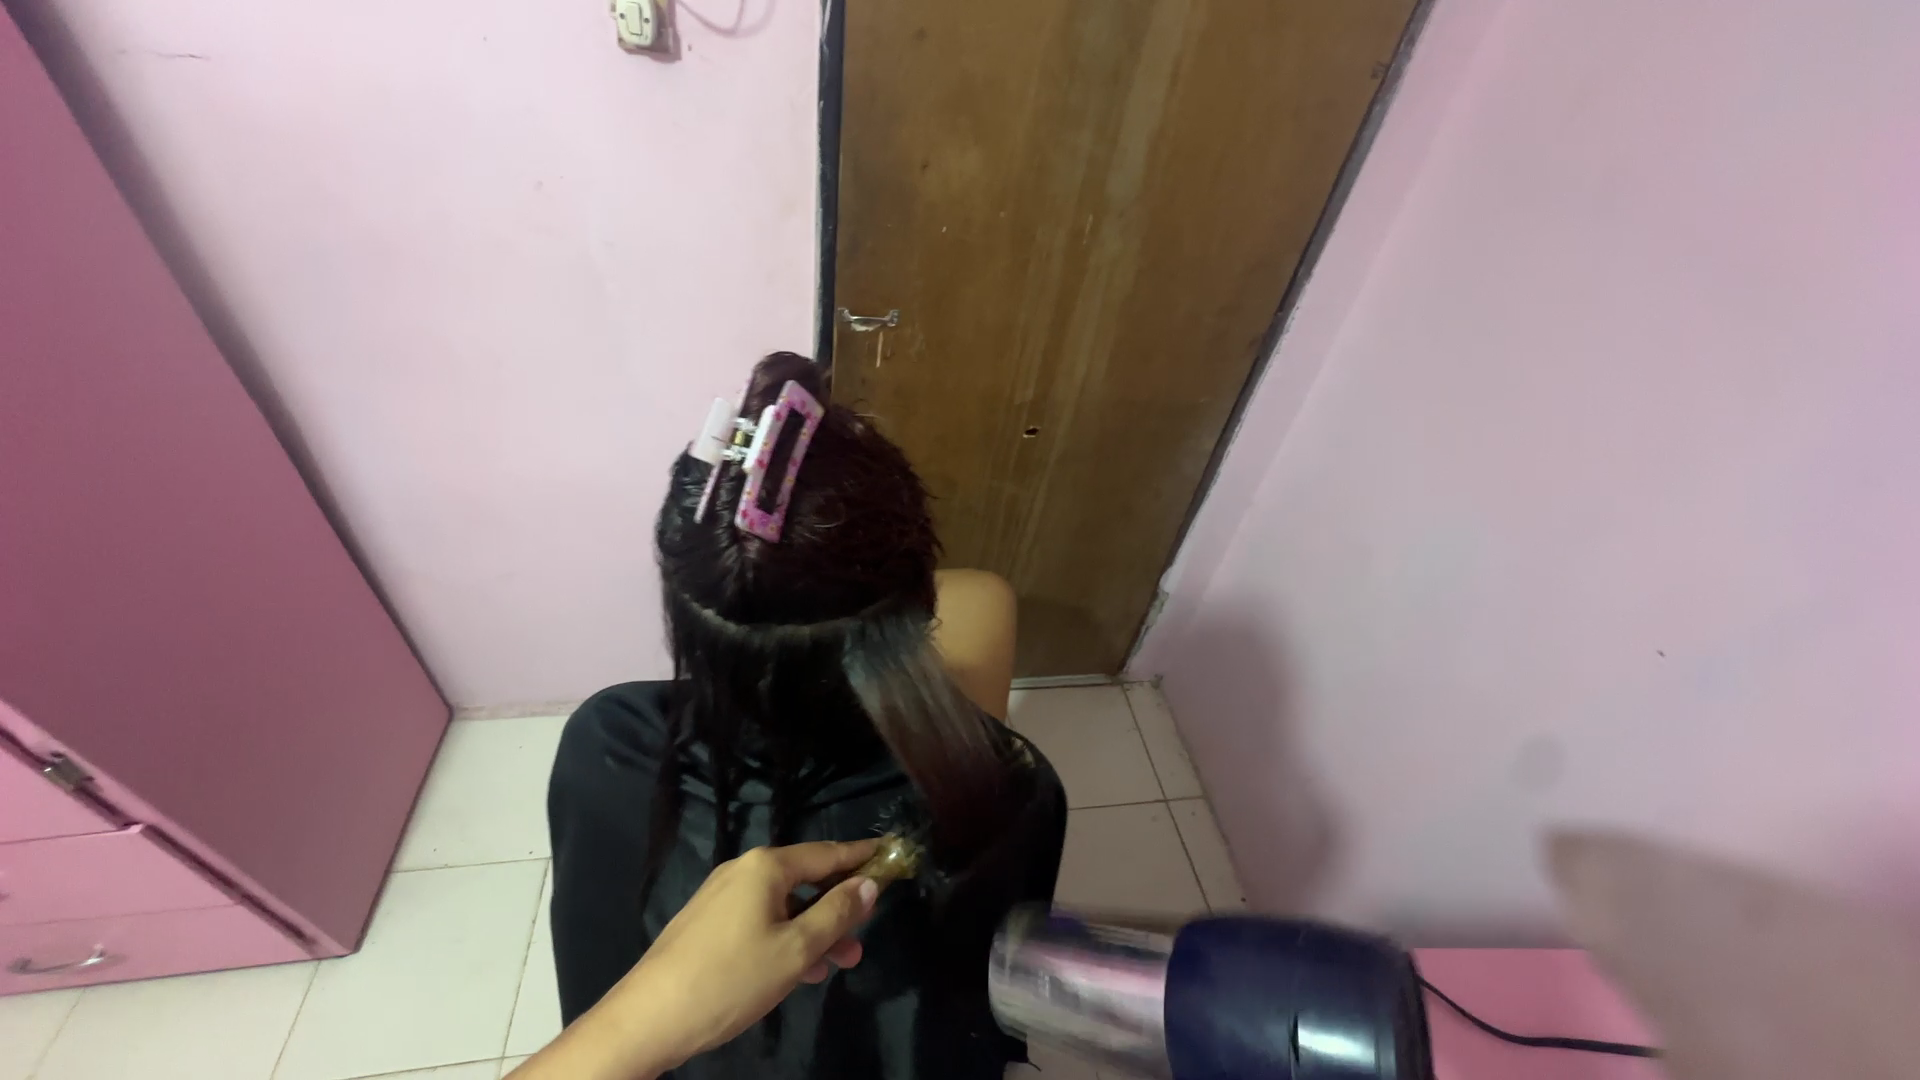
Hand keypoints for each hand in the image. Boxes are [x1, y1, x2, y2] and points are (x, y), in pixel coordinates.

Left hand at [511, 839, 882, 1079]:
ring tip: (840, 962)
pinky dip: (786, 937)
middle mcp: (744, 870)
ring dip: (814, 928)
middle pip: (806, 879)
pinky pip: (761, 919)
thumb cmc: (729, 980)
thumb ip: (837, 913)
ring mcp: (722, 896)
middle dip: (839, 906)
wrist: (646, 1020)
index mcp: (766, 866)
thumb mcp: (795, 950)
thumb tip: (869, 883)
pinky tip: (799, 969)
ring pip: (783, 904)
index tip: (893, 854)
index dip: (863, 857)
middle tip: (867, 932)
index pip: (828, 853)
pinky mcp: (708, 923)